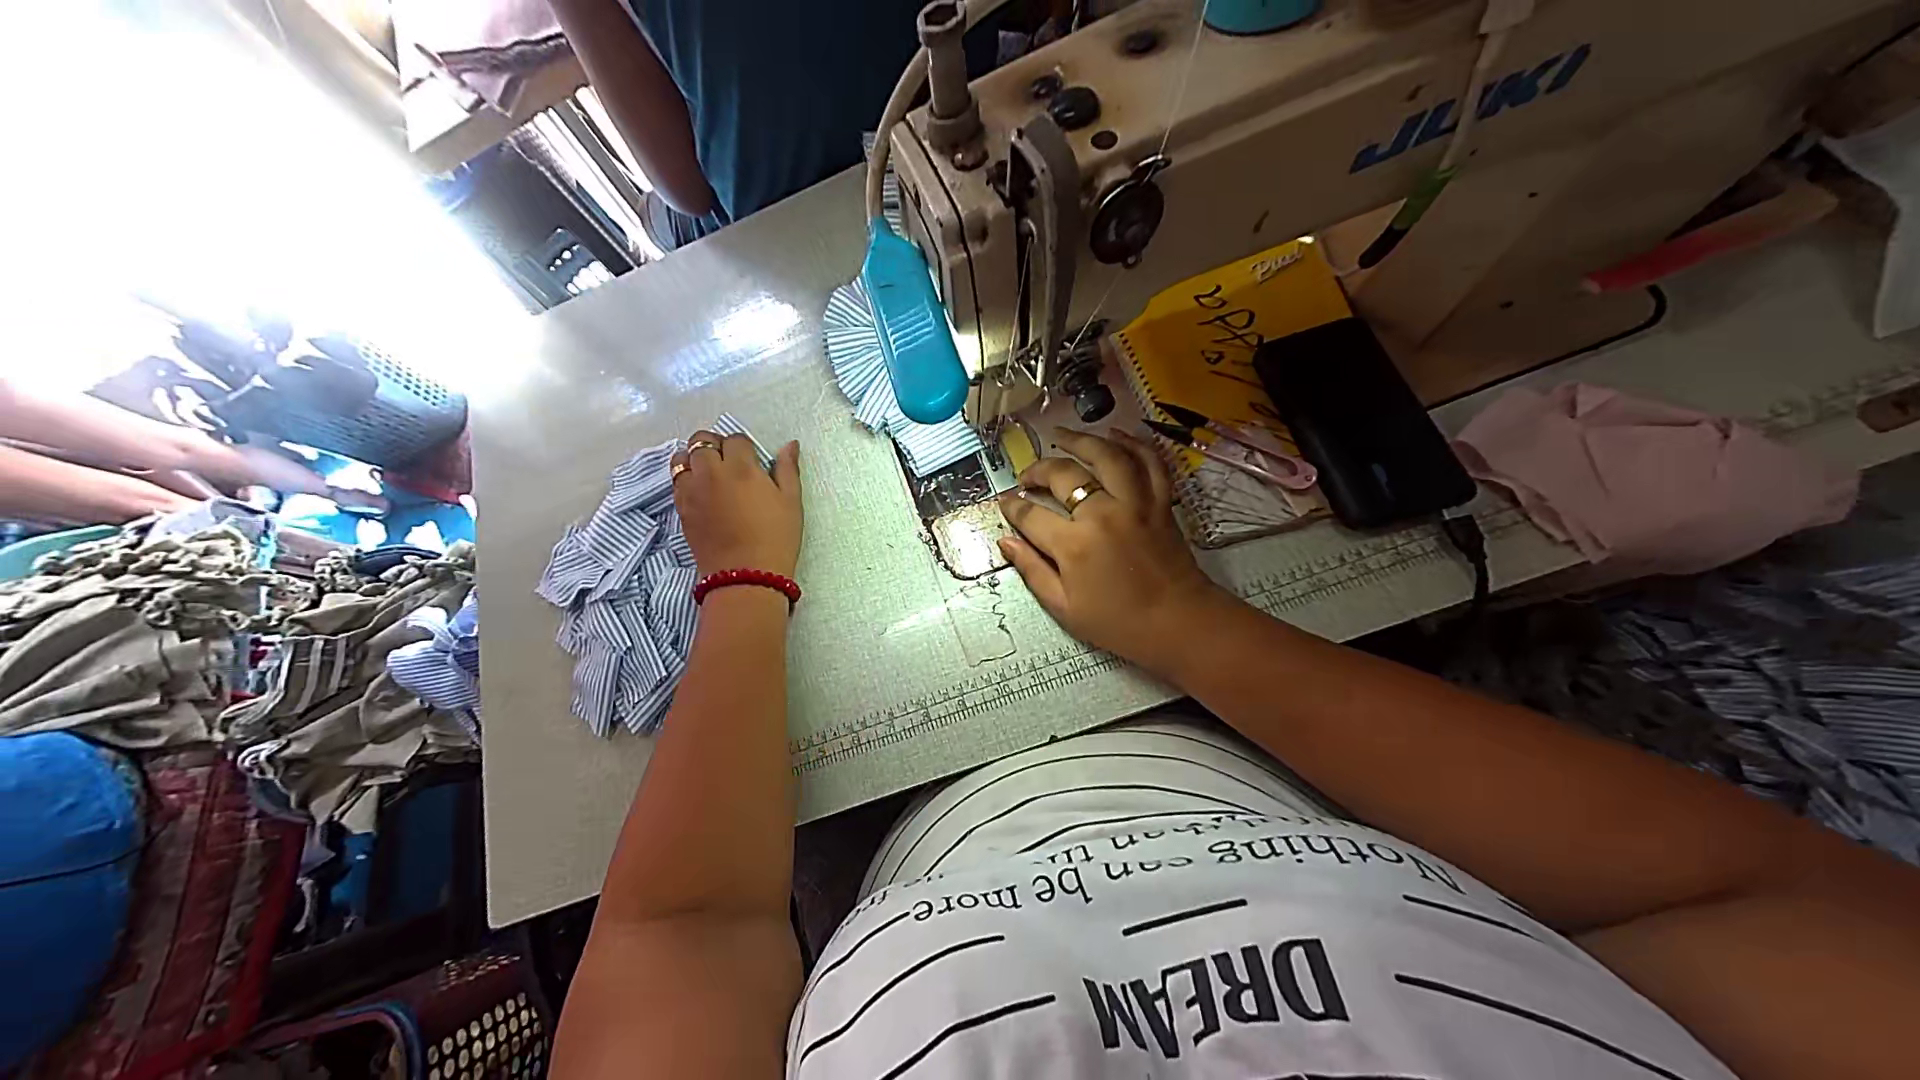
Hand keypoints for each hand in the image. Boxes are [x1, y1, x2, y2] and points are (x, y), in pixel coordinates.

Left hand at [671, 432, 802, 578]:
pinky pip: (676, 480)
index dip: (745, 448)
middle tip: (730, 465)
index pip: (736, 440)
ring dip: (695, 458)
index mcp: (741, 467)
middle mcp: (711, 472)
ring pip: (683, 456)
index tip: (753, 463)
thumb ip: (787, 469)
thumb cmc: (776, 538)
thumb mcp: (791, 502)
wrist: (746, 575)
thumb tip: (790, 445)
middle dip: (716, 446)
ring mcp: (692, 489)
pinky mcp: (681, 507)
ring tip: (710, 474)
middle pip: (703, 441)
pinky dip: (685, 477)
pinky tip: (701, 491)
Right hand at [997, 428, 1233, 674]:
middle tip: (1027, 476)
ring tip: (1062, 436)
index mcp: (1075, 544)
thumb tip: (1006, 542)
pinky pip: (1149, 462)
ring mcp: (1135, 503)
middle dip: (1038, 470)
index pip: (1032, 515)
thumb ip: (1033, 570)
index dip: (1013, 507)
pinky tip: (1116, 435)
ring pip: (1106, 456)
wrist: (1179, 624)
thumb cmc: (1119, 623)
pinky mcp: (1160, 502)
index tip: (1005, 503)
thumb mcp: (1065, 607)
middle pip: (1064, 475)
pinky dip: (1134, 444)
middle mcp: (1103, 513)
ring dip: (1082, 441)